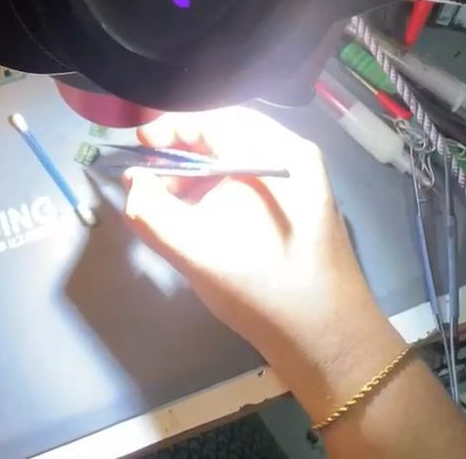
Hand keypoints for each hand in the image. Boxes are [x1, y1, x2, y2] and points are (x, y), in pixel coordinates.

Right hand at [120, 109, 400, 392]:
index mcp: (274, 152)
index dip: (168, 128)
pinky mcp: (302, 202)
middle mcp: (292, 154)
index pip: (210, 119)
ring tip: (169, 202)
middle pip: (223, 134)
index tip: (138, 145)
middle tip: (148, 178)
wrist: (332, 346)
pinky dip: (219, 188)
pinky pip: (249, 177)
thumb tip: (134, 184)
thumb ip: (151, 211)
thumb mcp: (194, 250)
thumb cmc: (263, 290)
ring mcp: (302, 178)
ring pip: (235, 156)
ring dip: (196, 173)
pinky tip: (200, 217)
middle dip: (179, 153)